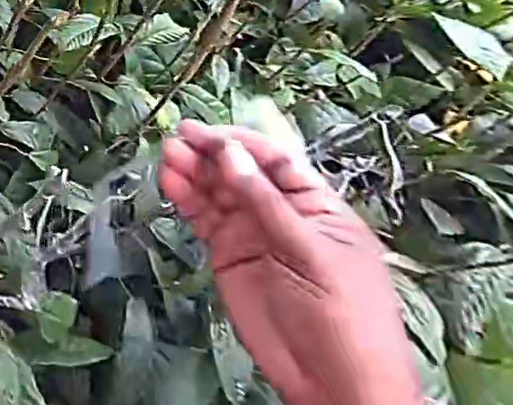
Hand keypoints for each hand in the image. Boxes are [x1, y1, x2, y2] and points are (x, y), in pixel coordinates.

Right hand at [160, 120, 419, 404]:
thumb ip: (266, 202)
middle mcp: (278, 210)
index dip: (237, 142)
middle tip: (178, 141)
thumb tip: (229, 152)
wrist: (335, 388)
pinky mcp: (227, 253)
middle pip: (237, 170)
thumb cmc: (344, 315)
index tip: (204, 133)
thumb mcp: (311, 252)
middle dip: (208, 153)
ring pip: (215, 189)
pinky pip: (203, 216)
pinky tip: (170, 183)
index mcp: (313, 203)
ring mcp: (251, 231)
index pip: (272, 159)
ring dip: (191, 170)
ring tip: (168, 156)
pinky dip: (185, 198)